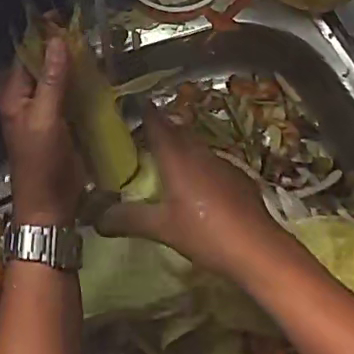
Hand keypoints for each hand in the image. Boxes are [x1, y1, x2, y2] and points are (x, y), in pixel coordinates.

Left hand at [0, 36, 82, 225]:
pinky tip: (95, 70)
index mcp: (13, 93)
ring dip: (70, 61)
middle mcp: (25, 96)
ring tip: (90, 42)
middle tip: (81, 26)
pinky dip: (79, 79)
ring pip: (56, 75)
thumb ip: (51, 80)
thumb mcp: (45, 118)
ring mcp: (43, 108)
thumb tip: (56, 41)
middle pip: (41, 61)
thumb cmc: (41, 163)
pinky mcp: (60, 120)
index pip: (25, 52)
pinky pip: (68, 91)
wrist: (51, 208)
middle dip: (58, 44)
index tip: (62, 16)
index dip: (41, 34)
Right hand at [95, 106, 288, 276]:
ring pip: (193, 144)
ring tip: (165, 162)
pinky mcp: (236, 174)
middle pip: (174, 129)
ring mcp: (219, 160)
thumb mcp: (161, 228)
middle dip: (158, 129)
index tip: (128, 106)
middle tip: (140, 138)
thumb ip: (128, 219)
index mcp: (175, 154)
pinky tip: (196, 186)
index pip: (155, 120)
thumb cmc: (205, 232)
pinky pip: (209, 160)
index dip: (141, 111)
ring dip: (179, 146)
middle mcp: (196, 149)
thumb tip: (96, 218)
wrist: (258, 247)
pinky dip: (198, 164)